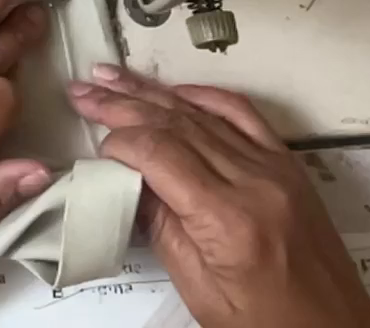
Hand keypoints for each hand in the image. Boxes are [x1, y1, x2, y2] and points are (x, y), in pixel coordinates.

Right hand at [68, 65, 369, 327]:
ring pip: (199, 111)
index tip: (96, 147)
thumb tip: (124, 178)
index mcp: (229, 220)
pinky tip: (172, 89)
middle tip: (82, 92)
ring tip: (110, 78)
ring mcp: (274, 167)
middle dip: (121, 104)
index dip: (119, 141)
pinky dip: (202, 95)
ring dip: (149, 92)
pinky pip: (240, 112)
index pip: (159, 153)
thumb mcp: (200, 291)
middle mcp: (254, 182)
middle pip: (173, 123)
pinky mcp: (287, 163)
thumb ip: (159, 226)